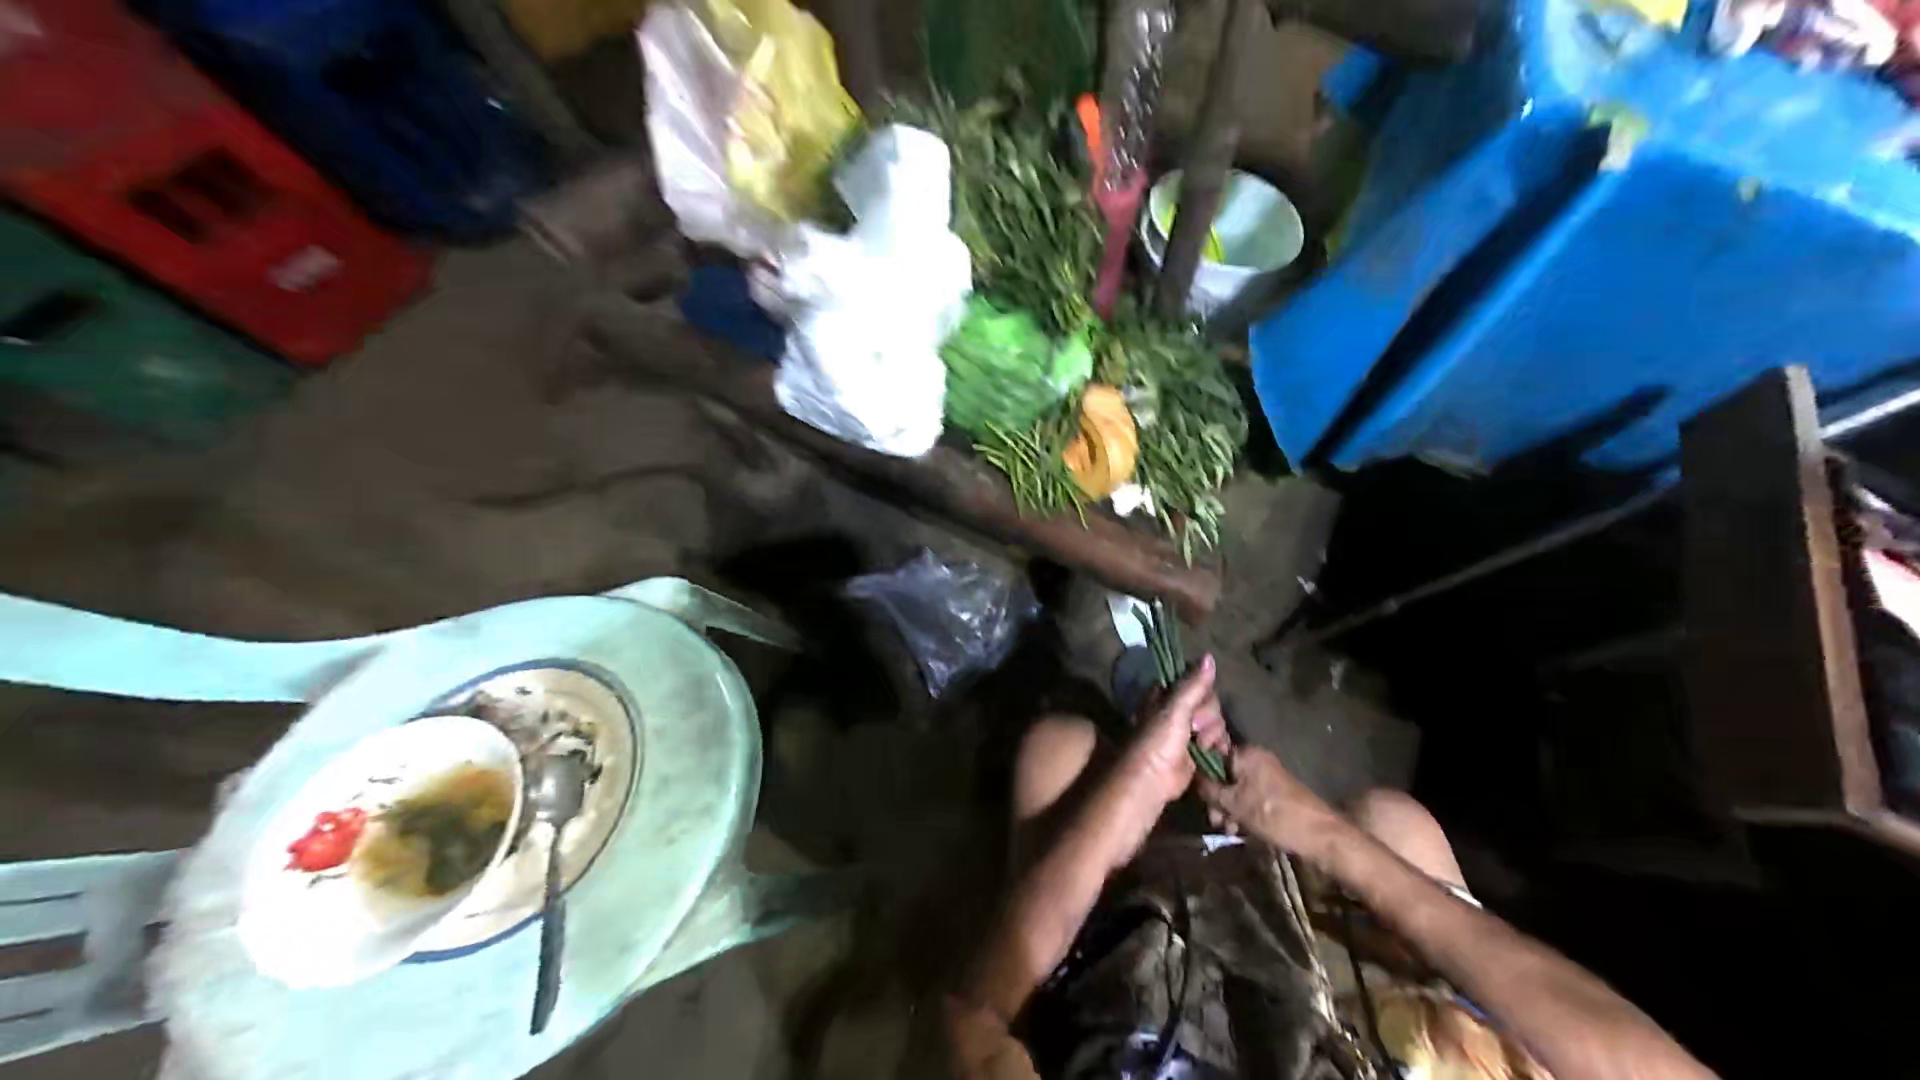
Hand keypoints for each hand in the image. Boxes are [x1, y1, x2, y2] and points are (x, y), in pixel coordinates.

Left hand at [1118, 654, 1230, 807]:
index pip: (1196, 681)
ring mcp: (1188, 729)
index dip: (1202, 693)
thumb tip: (1209, 656)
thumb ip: (1193, 685)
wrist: (1152, 779)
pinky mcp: (1198, 748)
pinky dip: (1219, 744)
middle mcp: (1177, 708)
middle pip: (1210, 701)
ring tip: (1200, 744)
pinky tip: (1214, 751)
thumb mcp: (1175, 709)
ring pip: (1216, 720)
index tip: (1196, 704)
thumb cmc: (1157, 740)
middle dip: (1207, 717)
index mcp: (1166, 694)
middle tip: (1194, 729)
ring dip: (1213, 733)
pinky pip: (1219, 738)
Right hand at [1197, 744, 1342, 858]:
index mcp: (1247, 754)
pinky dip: (1244, 811)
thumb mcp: (1234, 803)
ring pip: (1238, 789)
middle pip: (1225, 775)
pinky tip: (1242, 830)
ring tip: (1230, 830)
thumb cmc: (1273, 815)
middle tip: (1217, 821)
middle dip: (1218, 799)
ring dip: (1230, 809)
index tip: (1202, 801)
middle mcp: (1258, 759)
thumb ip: (1209, 789)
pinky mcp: (1277, 792)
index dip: (1204, 779)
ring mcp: (1269, 775)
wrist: (1320, 836)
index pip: (1213, 758)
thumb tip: (1192, 777)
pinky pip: (1252, 796)